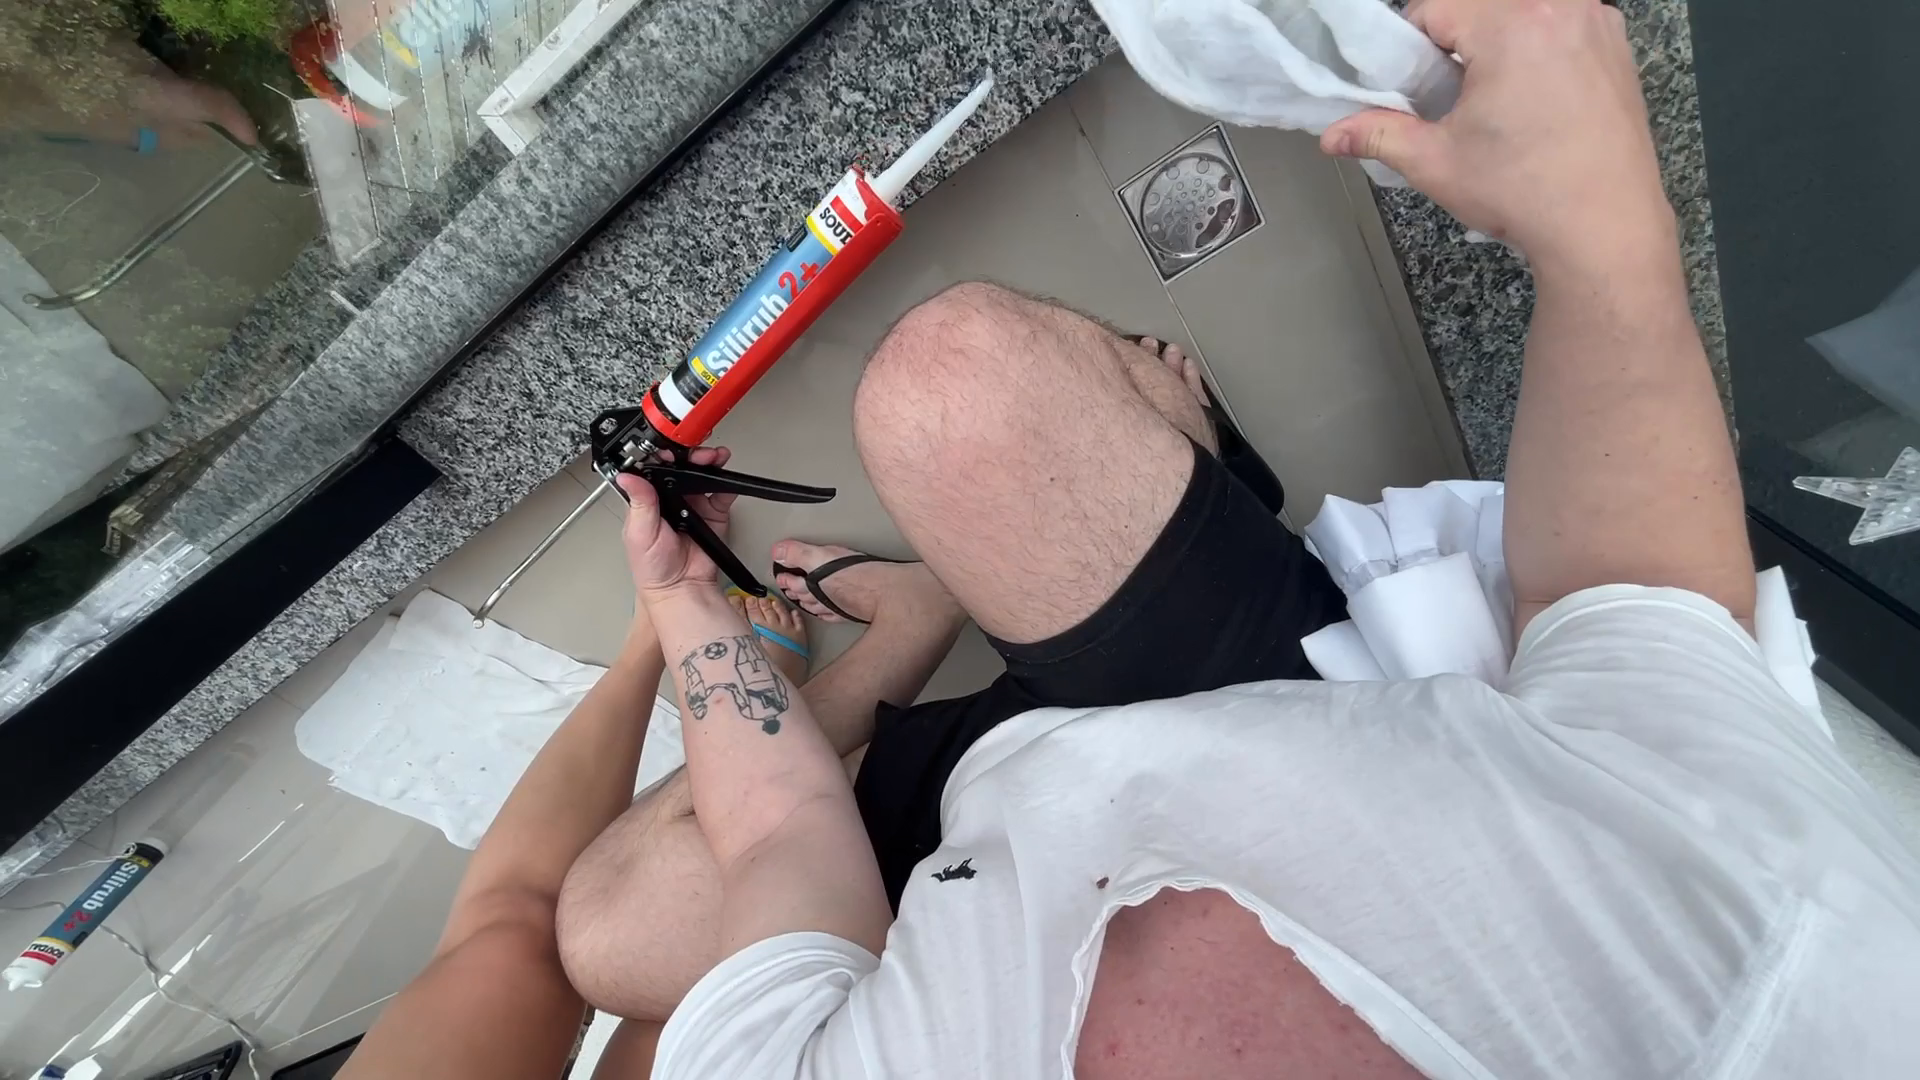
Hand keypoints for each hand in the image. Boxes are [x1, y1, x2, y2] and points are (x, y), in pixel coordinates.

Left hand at [617, 446, 737, 602]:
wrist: (683, 588)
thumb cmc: (654, 569)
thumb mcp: (640, 534)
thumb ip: (639, 504)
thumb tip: (628, 477)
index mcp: (646, 501)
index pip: (652, 470)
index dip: (660, 456)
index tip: (667, 449)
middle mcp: (670, 499)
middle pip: (680, 468)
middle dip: (690, 456)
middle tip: (696, 453)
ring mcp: (693, 505)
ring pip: (701, 476)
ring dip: (708, 464)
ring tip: (713, 458)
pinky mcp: (713, 514)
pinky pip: (722, 494)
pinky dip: (726, 484)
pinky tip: (725, 478)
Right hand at [1321, 0, 1672, 272]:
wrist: (1598, 217)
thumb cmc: (1519, 188)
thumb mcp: (1432, 162)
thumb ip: (1378, 135)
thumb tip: (1331, 135)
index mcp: (1513, 28)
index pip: (1438, 5)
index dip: (1406, 41)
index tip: (1399, 82)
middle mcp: (1561, 8)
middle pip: (1480, 6)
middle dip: (1448, 44)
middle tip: (1436, 98)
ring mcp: (1595, 21)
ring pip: (1518, 14)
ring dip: (1488, 46)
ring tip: (1479, 103)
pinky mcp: (1612, 43)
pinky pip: (1555, 27)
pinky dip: (1527, 51)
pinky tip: (1520, 103)